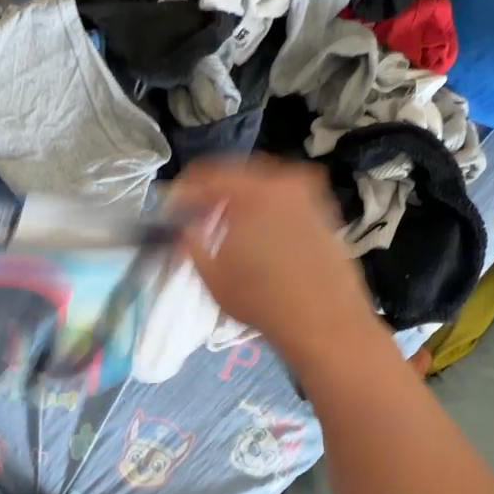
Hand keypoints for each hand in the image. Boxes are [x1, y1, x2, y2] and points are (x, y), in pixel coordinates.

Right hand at [171, 158, 384, 367]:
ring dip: (238, 201)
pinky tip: (254, 234)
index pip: (206, 175)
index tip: (169, 208)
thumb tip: (183, 230)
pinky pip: (282, 199)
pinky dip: (263, 209)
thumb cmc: (261, 300)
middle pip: (237, 174)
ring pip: (262, 186)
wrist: (323, 318)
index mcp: (252, 192)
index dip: (182, 190)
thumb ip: (192, 244)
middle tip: (195, 215)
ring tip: (223, 226)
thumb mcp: (213, 277)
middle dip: (212, 194)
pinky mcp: (322, 211)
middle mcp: (283, 182)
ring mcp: (308, 194)